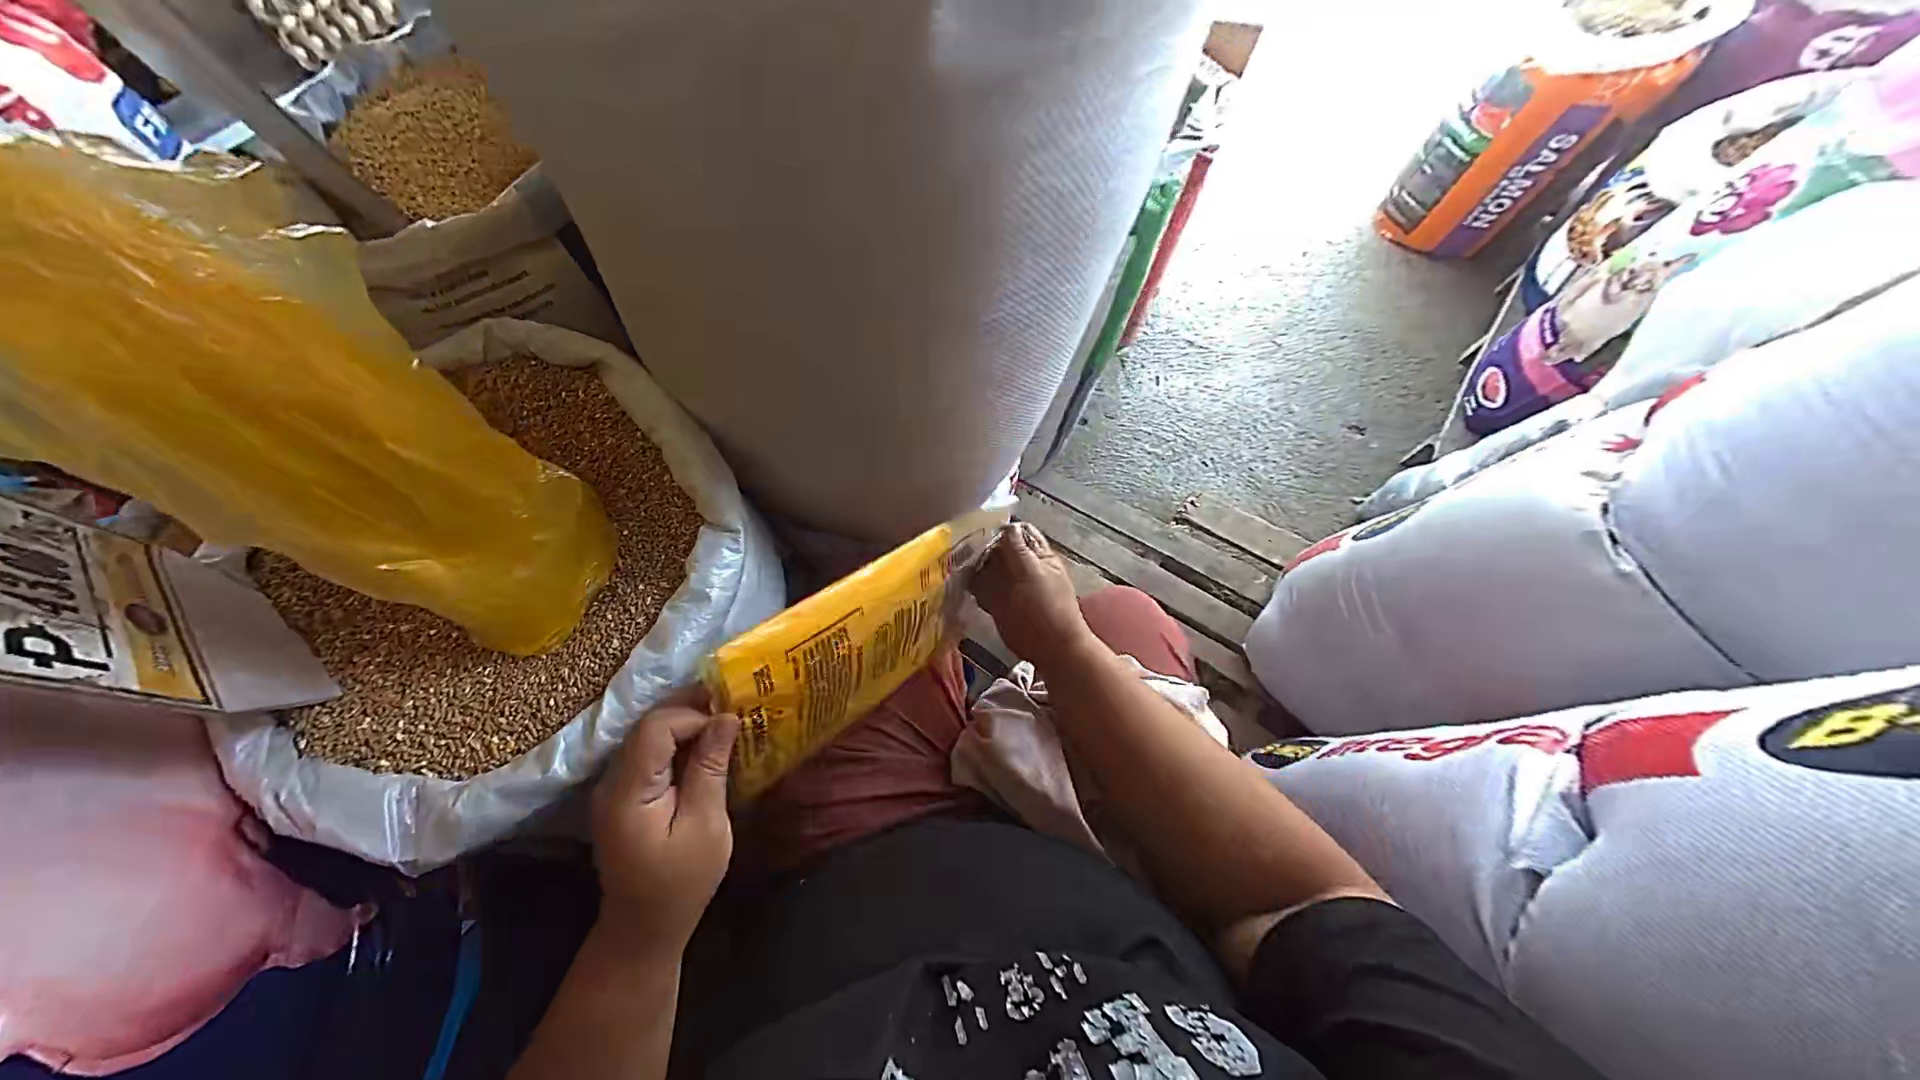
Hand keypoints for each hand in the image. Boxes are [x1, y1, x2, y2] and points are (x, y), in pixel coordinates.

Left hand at [590, 703, 740, 950]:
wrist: (644, 928)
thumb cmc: (682, 882)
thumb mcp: (706, 825)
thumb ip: (710, 768)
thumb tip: (726, 717)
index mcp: (628, 792)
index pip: (655, 728)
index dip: (693, 716)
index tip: (731, 724)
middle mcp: (612, 782)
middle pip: (648, 725)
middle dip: (691, 711)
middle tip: (733, 711)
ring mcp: (614, 787)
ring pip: (648, 735)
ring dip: (687, 724)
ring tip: (724, 725)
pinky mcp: (623, 793)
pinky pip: (649, 752)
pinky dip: (678, 742)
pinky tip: (705, 747)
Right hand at [969, 522, 1097, 670]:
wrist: (1053, 651)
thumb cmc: (1047, 609)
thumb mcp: (1033, 573)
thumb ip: (1018, 550)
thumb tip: (1007, 525)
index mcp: (1039, 556)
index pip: (1019, 533)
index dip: (1000, 530)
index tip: (978, 530)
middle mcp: (1024, 568)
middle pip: (999, 550)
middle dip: (982, 548)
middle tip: (961, 547)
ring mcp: (1011, 588)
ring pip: (989, 570)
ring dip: (975, 567)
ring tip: (957, 564)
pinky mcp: (999, 606)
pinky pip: (983, 590)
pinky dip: (973, 587)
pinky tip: (962, 584)